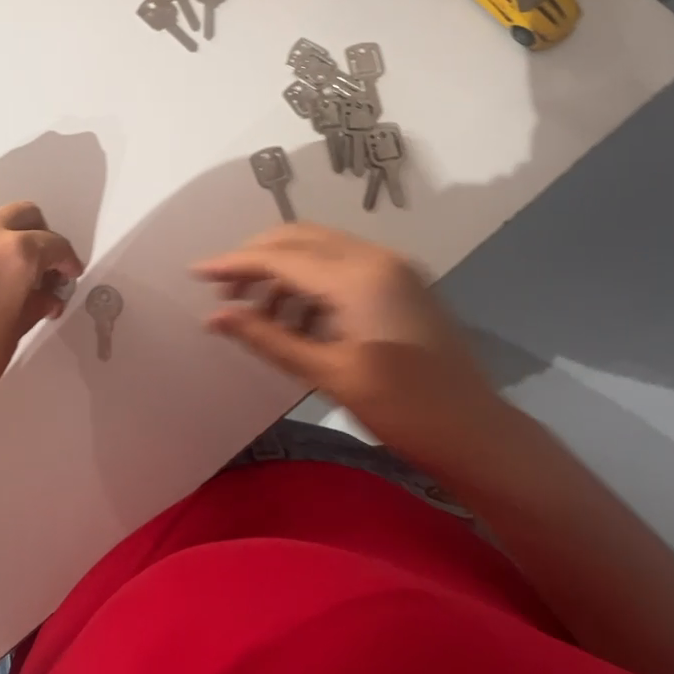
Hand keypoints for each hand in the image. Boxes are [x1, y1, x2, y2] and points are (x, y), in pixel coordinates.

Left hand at [0, 202, 82, 444]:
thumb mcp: (13, 335)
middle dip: (36, 237)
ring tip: (3, 270)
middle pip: (21, 214)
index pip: (53, 243)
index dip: (65, 261)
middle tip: (39, 268)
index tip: (66, 274)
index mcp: (15, 254)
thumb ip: (33, 304)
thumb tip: (46, 296)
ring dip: (2, 235)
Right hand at [192, 224, 510, 466]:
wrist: (479, 435)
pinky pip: (341, 265)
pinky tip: (296, 321)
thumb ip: (266, 338)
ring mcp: (393, 268)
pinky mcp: (401, 284)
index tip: (194, 273)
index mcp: (358, 277)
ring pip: (319, 249)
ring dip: (282, 272)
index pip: (280, 256)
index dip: (233, 263)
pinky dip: (310, 283)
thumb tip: (212, 317)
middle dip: (255, 259)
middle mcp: (376, 258)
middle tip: (222, 290)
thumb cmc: (402, 409)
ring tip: (256, 314)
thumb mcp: (328, 374)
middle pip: (298, 238)